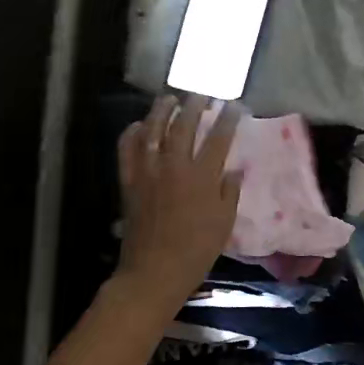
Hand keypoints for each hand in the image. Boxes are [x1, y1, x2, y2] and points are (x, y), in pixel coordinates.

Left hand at [114, 94, 241, 306]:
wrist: (154, 271)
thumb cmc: (195, 251)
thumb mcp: (223, 224)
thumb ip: (229, 193)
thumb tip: (234, 169)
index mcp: (202, 177)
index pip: (218, 138)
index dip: (229, 119)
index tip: (236, 106)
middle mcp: (174, 166)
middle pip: (184, 126)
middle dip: (195, 105)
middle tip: (201, 94)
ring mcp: (148, 171)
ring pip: (153, 130)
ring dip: (162, 111)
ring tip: (170, 98)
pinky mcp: (129, 181)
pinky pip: (127, 150)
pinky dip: (132, 133)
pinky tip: (139, 125)